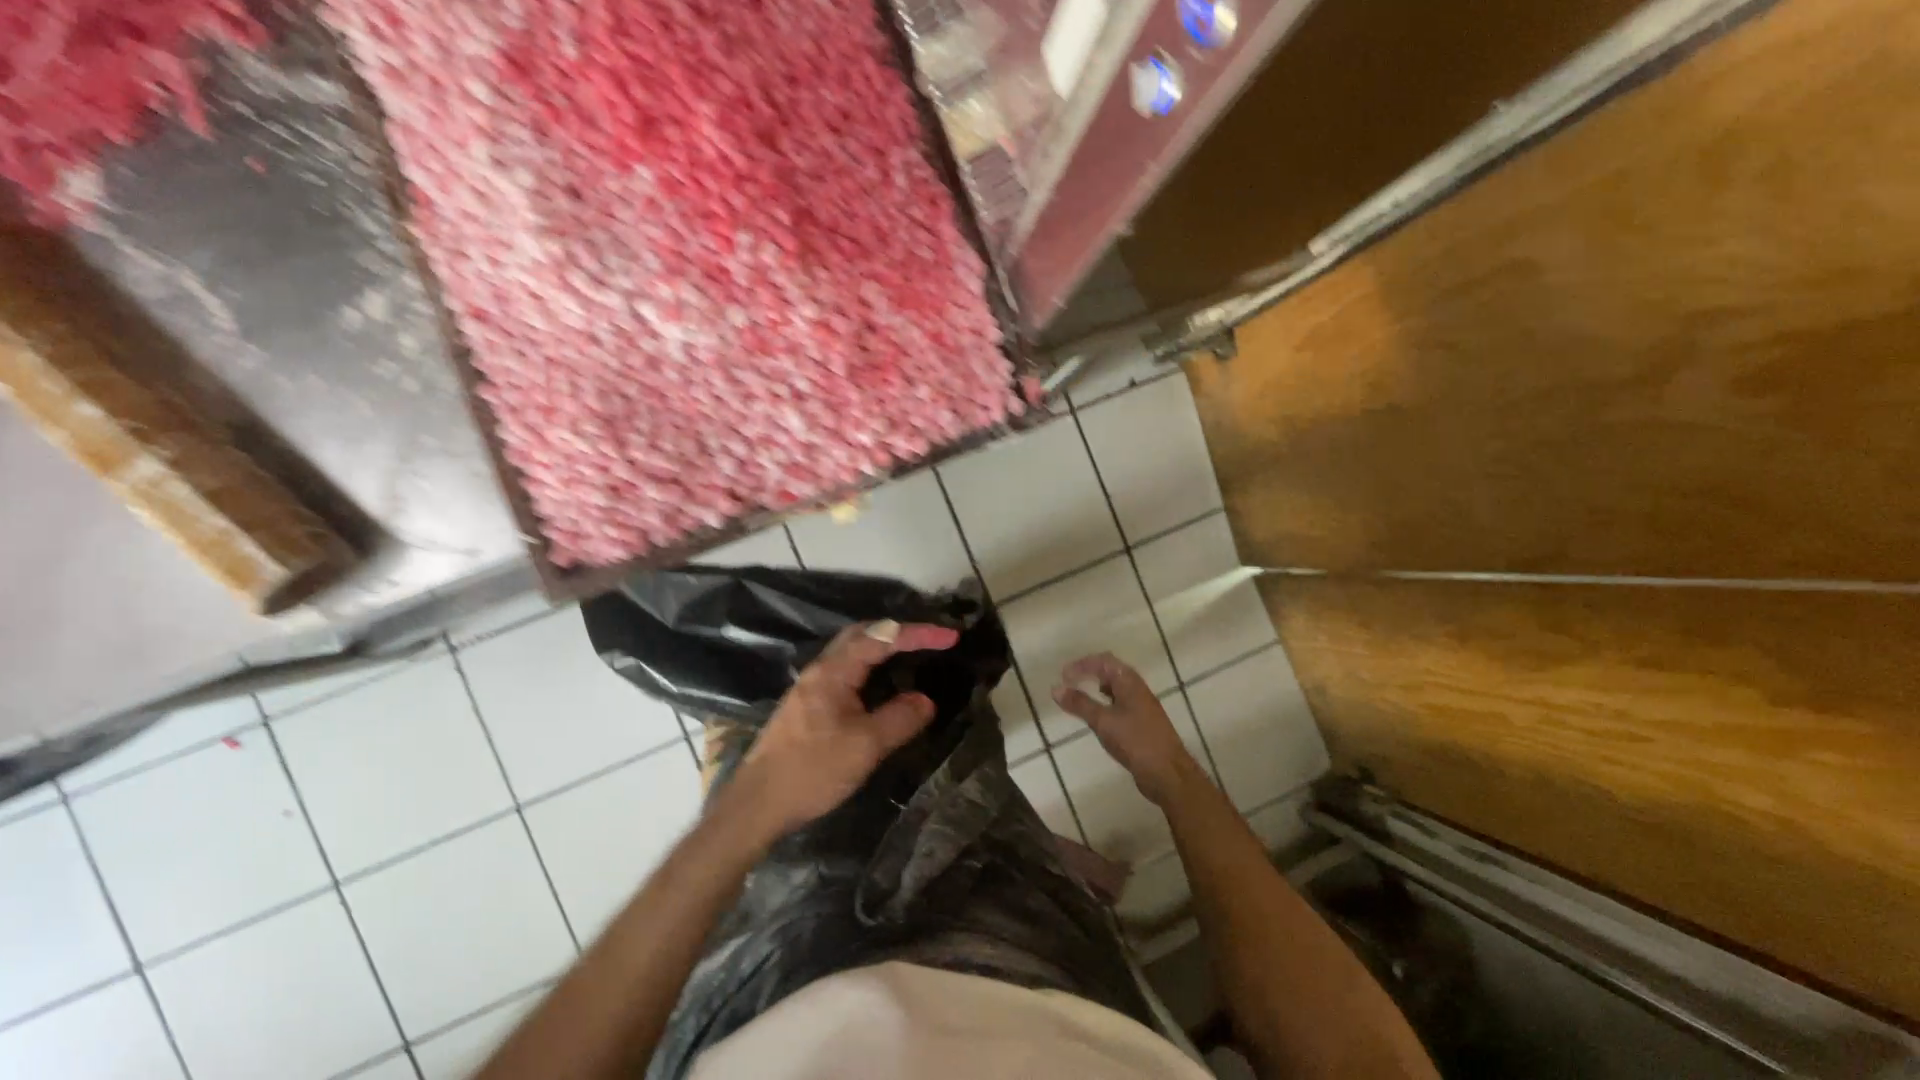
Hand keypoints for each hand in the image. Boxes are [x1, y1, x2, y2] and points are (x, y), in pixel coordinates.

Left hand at [723, 619, 959, 839]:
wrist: (758, 804)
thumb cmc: (812, 770)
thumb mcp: (866, 746)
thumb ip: (900, 718)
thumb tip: (925, 700)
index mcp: (834, 672)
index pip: (882, 638)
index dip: (919, 633)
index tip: (951, 636)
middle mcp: (819, 671)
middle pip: (862, 635)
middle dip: (899, 631)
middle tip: (931, 638)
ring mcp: (809, 688)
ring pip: (851, 654)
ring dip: (882, 648)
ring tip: (913, 655)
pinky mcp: (806, 708)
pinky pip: (845, 673)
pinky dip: (870, 669)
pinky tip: (881, 687)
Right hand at [1053, 653, 1206, 805]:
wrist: (1167, 772)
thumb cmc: (1135, 741)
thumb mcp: (1103, 721)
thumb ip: (1080, 704)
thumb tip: (1056, 688)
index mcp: (1130, 682)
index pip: (1104, 661)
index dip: (1082, 664)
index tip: (1063, 676)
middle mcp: (1138, 689)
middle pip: (1112, 671)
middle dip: (1090, 673)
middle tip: (1069, 682)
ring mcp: (1142, 707)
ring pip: (1117, 689)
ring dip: (1098, 688)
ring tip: (1080, 698)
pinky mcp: (1142, 723)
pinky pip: (1120, 704)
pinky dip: (1105, 704)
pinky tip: (1098, 718)